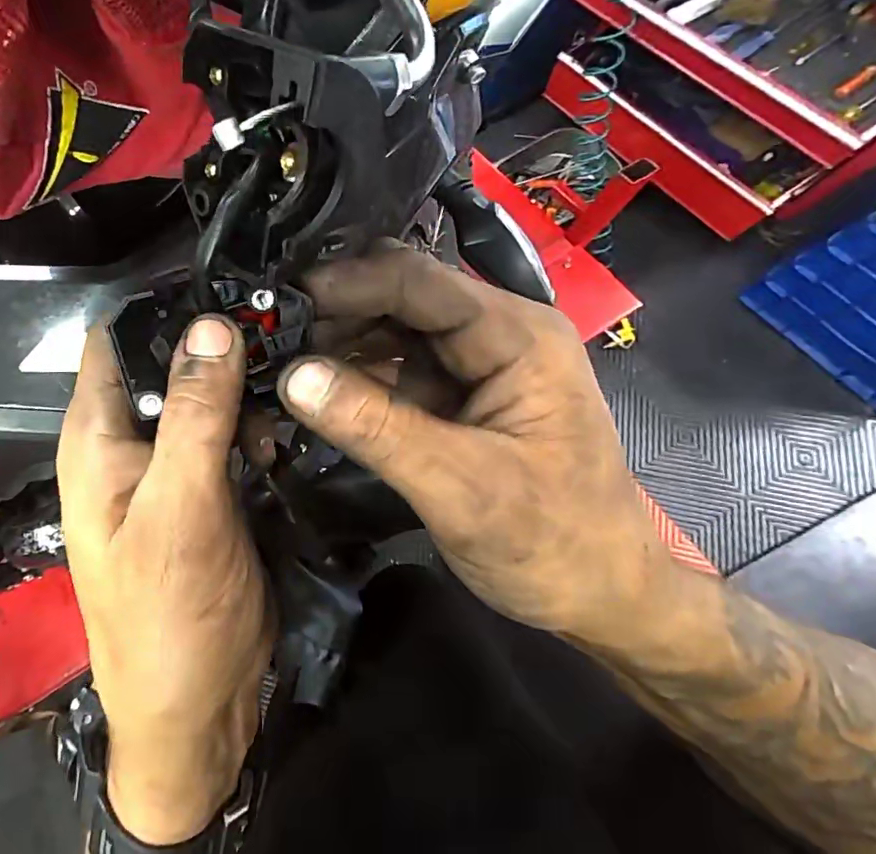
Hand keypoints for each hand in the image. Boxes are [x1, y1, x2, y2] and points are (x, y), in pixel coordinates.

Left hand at [58, 317, 271, 844]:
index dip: (162, 306)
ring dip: (244, 386)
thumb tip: (211, 324)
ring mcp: (175, 466)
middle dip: (218, 343)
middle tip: (279, 326)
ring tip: (286, 386)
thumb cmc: (169, 613)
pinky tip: (283, 434)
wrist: (200, 707)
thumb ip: (195, 415)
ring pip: (208, 396)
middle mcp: (131, 442)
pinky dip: (257, 424)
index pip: (115, 341)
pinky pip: (233, 434)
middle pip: (170, 363)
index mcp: (98, 438)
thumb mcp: (180, 507)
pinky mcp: (212, 488)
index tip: (227, 283)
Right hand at [277, 244, 685, 651]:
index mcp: (519, 337)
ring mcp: (480, 362)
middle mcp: (501, 332)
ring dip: (342, 341)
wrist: (602, 594)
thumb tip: (293, 376)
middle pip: (406, 295)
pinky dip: (357, 374)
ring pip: (396, 328)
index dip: (349, 283)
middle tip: (273, 333)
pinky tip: (317, 387)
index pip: (422, 282)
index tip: (284, 299)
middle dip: (340, 309)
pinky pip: (399, 366)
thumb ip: (376, 428)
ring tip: (282, 359)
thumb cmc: (552, 543)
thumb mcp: (460, 489)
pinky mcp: (461, 393)